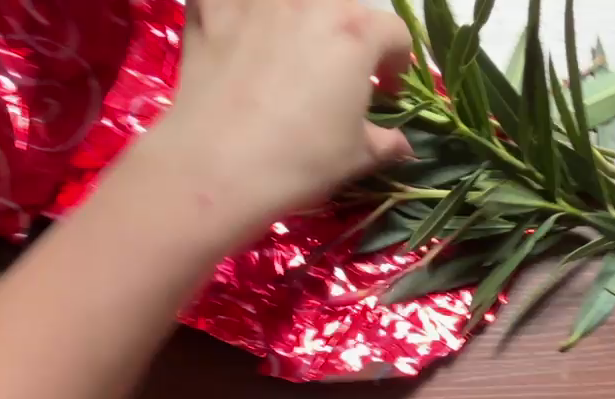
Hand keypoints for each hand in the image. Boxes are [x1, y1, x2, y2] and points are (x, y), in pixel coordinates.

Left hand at [148, 0, 413, 232]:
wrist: (221, 166)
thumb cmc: (302, 161)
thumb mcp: (357, 159)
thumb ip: (386, 144)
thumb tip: (403, 145)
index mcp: (355, 32)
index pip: (394, 34)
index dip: (397, 64)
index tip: (388, 91)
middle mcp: (309, 1)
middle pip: (342, 7)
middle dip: (348, 37)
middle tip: (340, 75)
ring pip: (289, 0)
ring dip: (297, 18)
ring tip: (290, 54)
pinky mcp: (212, 8)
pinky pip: (228, 0)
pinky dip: (236, 11)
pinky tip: (238, 34)